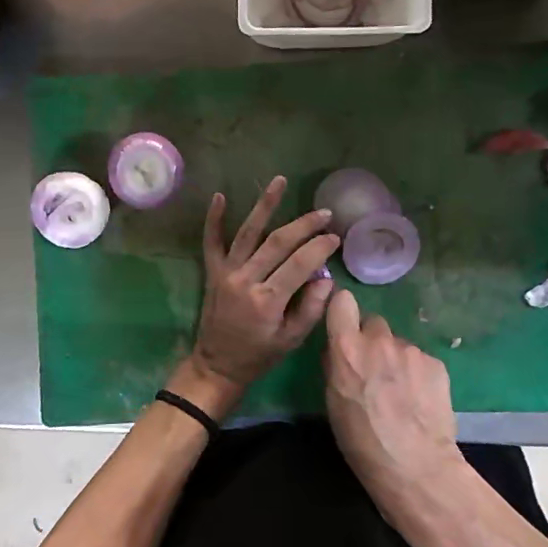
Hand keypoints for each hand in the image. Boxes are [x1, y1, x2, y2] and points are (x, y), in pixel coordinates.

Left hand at [185, 176, 339, 408]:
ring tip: (279, 181)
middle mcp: (246, 280)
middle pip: (278, 242)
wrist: (217, 366)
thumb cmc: (259, 355)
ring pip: (248, 232)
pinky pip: (212, 241)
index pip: (300, 263)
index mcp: (268, 300)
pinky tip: (219, 196)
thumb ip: (310, 308)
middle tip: (324, 214)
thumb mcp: (292, 340)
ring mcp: (226, 273)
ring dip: (265, 205)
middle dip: (304, 224)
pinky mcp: (212, 272)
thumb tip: (326, 277)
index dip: (320, 247)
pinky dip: (214, 219)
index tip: (335, 238)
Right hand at [322, 289, 470, 533]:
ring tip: (401, 393)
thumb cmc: (362, 441)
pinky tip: (419, 400)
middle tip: (375, 371)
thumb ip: (336, 366)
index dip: (343, 311)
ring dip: (396, 360)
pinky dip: (418, 374)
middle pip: (373, 324)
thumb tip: (338, 352)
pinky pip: (421, 360)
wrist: (415, 467)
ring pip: (399, 345)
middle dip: (372, 341)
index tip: (344, 325)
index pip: (343, 302)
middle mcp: (379, 340)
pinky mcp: (436, 363)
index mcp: (347, 348)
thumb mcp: (333, 403)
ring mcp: (411, 350)